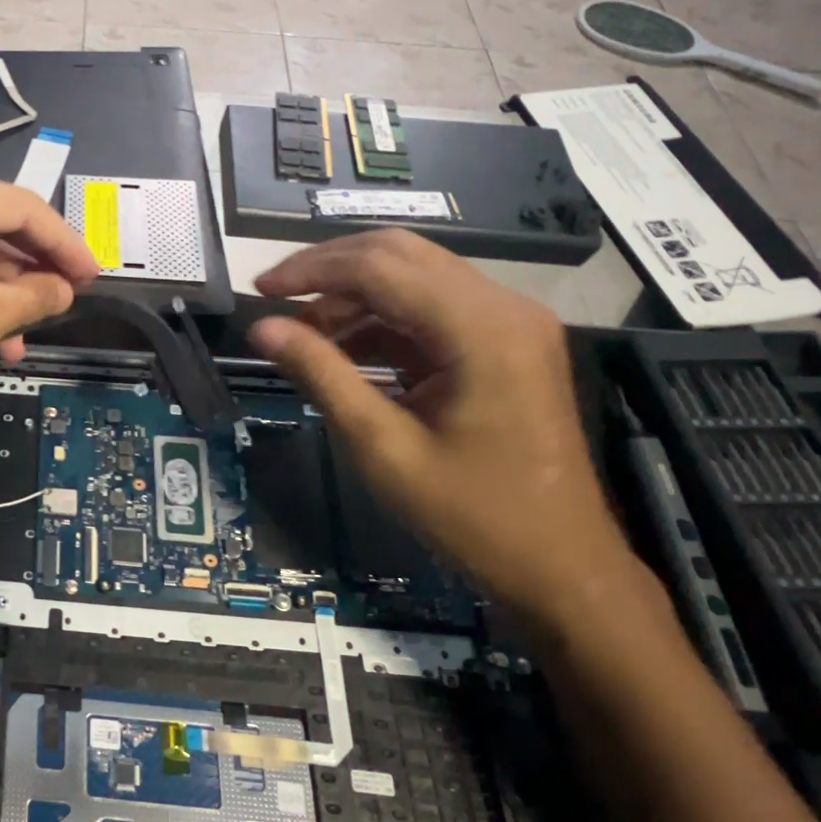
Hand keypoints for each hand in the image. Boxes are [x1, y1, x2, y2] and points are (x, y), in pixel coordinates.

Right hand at [246, 229, 645, 633]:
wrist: (561, 567)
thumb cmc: (471, 515)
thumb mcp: (382, 447)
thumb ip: (322, 375)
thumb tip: (261, 329)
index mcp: (481, 329)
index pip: (380, 268)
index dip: (311, 271)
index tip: (259, 292)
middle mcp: (504, 307)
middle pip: (400, 254)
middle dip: (330, 270)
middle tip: (276, 299)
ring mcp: (511, 322)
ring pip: (416, 274)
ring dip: (354, 293)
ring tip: (304, 332)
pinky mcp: (507, 343)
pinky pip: (434, 307)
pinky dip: (383, 318)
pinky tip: (346, 349)